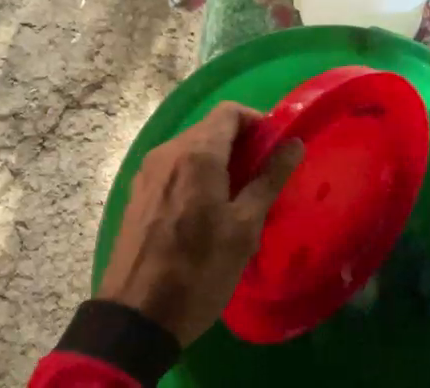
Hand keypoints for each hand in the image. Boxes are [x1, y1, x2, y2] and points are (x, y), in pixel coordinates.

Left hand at [99, 102, 304, 345]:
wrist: (135, 318)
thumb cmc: (199, 271)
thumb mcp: (244, 228)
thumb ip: (269, 179)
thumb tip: (294, 144)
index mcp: (196, 153)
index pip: (230, 111)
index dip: (257, 123)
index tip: (275, 151)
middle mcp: (168, 152)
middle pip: (210, 129)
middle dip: (240, 145)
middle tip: (263, 179)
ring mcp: (148, 172)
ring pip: (191, 149)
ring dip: (218, 162)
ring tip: (238, 200)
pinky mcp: (137, 194)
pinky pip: (174, 169)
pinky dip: (195, 176)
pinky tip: (205, 213)